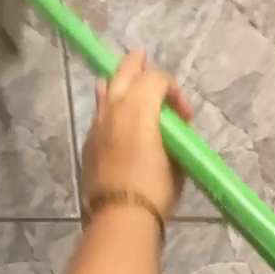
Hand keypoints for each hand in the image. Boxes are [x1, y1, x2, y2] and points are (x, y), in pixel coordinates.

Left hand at [81, 50, 193, 223]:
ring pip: (105, 90)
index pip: (157, 79)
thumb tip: (170, 135)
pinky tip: (119, 123)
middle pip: (125, 72)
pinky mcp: (89, 143)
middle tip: (143, 58)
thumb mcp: (177, 162)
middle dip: (137, 65)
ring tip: (126, 84)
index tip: (186, 116)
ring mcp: (97, 124)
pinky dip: (111, 111)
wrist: (121, 215)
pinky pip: (100, 115)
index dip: (175, 91)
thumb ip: (174, 139)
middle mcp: (114, 107)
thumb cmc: (156, 188)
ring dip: (118, 84)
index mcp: (139, 107)